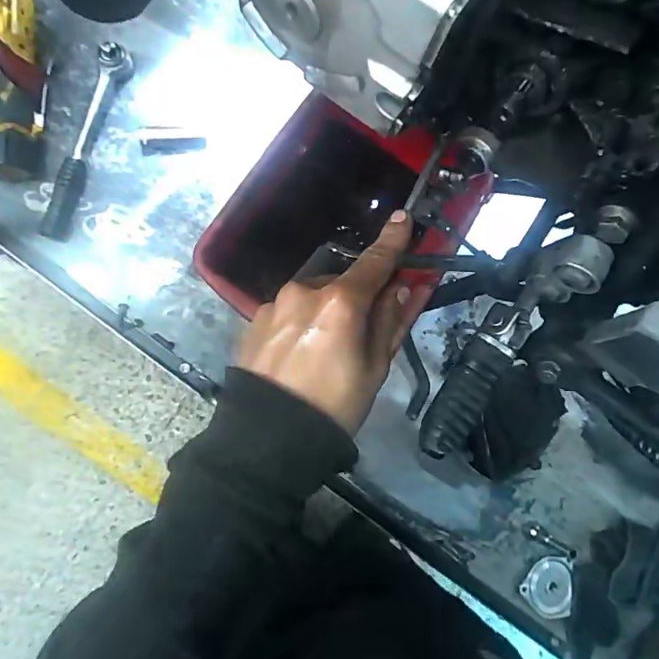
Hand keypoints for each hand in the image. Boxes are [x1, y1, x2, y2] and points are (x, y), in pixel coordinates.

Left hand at [237, 211, 421, 433]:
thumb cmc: (333, 406)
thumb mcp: (374, 368)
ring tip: (325, 353)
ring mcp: (275, 304)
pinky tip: (300, 354)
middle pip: (343, 283)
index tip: (403, 218)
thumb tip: (403, 288)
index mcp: (341, 302)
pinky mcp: (255, 319)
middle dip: (357, 298)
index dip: (393, 240)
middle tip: (363, 333)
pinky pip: (290, 311)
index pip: (375, 262)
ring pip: (314, 297)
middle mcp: (305, 291)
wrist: (266, 440)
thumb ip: (390, 320)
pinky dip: (302, 322)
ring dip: (327, 311)